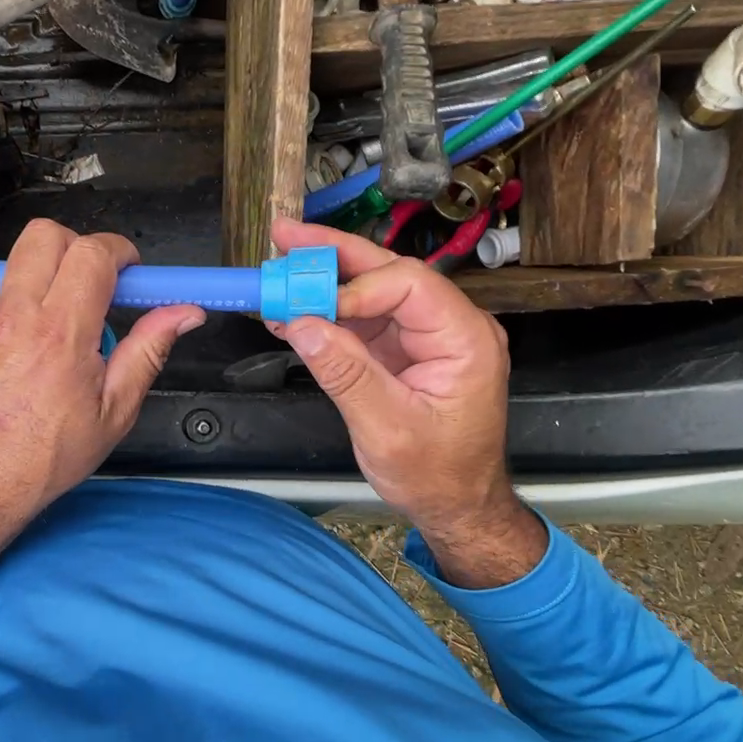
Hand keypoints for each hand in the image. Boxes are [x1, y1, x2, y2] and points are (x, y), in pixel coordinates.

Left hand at [0, 220, 204, 574]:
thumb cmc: (47, 457)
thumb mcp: (114, 410)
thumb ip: (149, 350)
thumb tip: (182, 314)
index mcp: (60, 334)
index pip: (91, 253)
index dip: (118, 251)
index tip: (127, 268)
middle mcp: (14, 318)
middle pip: (44, 235)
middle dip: (76, 247)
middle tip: (91, 283)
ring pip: (16, 269)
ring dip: (43, 285)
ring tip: (54, 335)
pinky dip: (14, 317)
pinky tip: (21, 358)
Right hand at [268, 219, 545, 587]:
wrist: (455, 505)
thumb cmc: (435, 475)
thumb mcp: (387, 429)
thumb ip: (346, 373)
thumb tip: (301, 325)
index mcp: (464, 339)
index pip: (408, 285)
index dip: (355, 289)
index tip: (309, 310)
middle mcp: (447, 326)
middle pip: (389, 272)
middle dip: (335, 254)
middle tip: (284, 236)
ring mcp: (422, 336)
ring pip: (371, 290)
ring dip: (324, 279)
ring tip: (278, 264)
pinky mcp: (400, 350)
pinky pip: (361, 320)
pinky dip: (325, 313)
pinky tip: (291, 308)